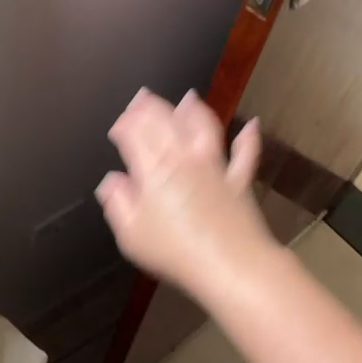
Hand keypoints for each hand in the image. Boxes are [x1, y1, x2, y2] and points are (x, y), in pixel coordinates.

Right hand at [96, 89, 271, 291]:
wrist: (229, 264)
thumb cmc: (175, 250)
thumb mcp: (130, 233)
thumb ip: (117, 203)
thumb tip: (110, 183)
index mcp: (153, 169)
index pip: (135, 134)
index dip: (124, 124)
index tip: (118, 126)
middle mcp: (184, 158)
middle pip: (166, 122)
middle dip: (150, 107)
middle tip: (140, 99)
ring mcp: (214, 167)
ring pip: (203, 128)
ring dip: (193, 111)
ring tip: (186, 99)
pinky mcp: (238, 181)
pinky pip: (245, 155)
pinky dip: (248, 139)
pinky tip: (250, 126)